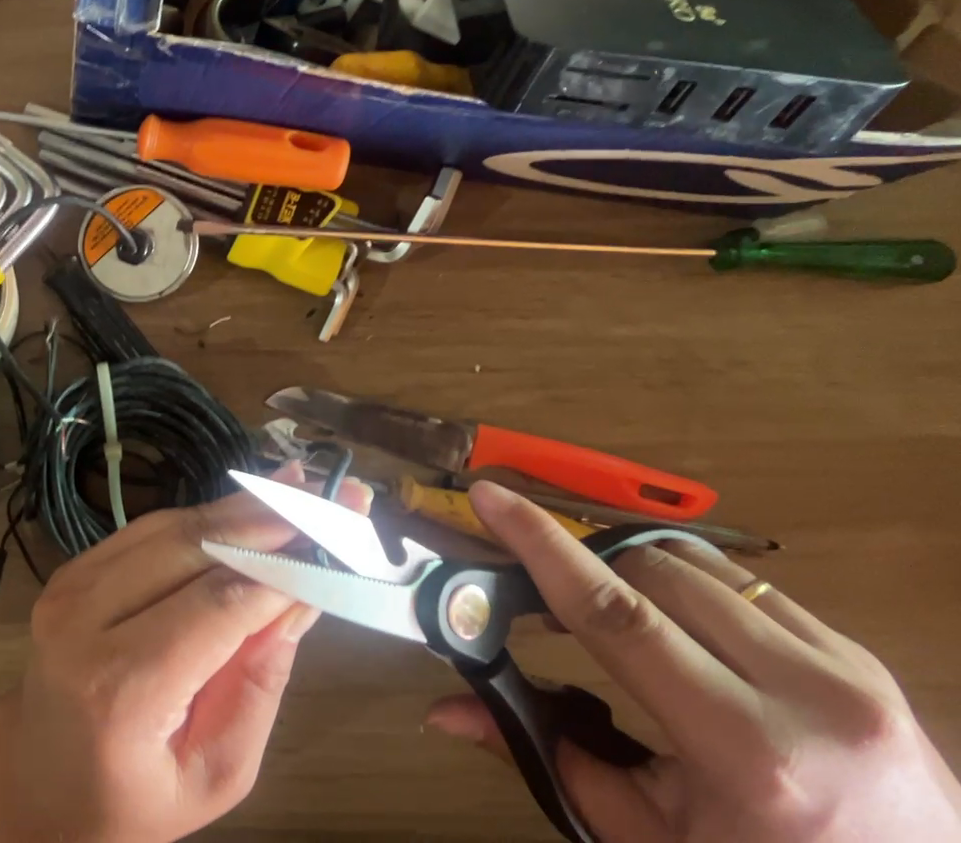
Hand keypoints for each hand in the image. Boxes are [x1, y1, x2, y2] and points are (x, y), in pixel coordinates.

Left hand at [4, 468, 372, 842]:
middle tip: (334, 495)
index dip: (280, 568)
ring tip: (301, 485)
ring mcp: (69, 587)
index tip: (338, 540)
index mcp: (119, 687)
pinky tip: (249, 503)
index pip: (215, 607)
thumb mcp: (215, 770)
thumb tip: (302, 595)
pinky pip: (145, 532)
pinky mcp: (71, 571)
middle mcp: (83, 620)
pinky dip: (202, 516)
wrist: (37, 778)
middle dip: (268, 519)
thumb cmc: (131, 796)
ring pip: (167, 528)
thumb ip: (258, 681)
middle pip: (188, 548)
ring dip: (238, 506)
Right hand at [426, 480, 960, 841]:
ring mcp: (851, 672)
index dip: (543, 547)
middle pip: (655, 574)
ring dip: (635, 574)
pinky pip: (747, 588)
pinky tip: (676, 631)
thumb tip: (443, 711)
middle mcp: (813, 698)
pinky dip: (688, 591)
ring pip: (701, 566)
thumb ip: (546, 755)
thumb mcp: (645, 834)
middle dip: (587, 571)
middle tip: (541, 600)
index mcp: (750, 754)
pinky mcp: (864, 659)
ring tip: (608, 616)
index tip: (492, 498)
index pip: (618, 615)